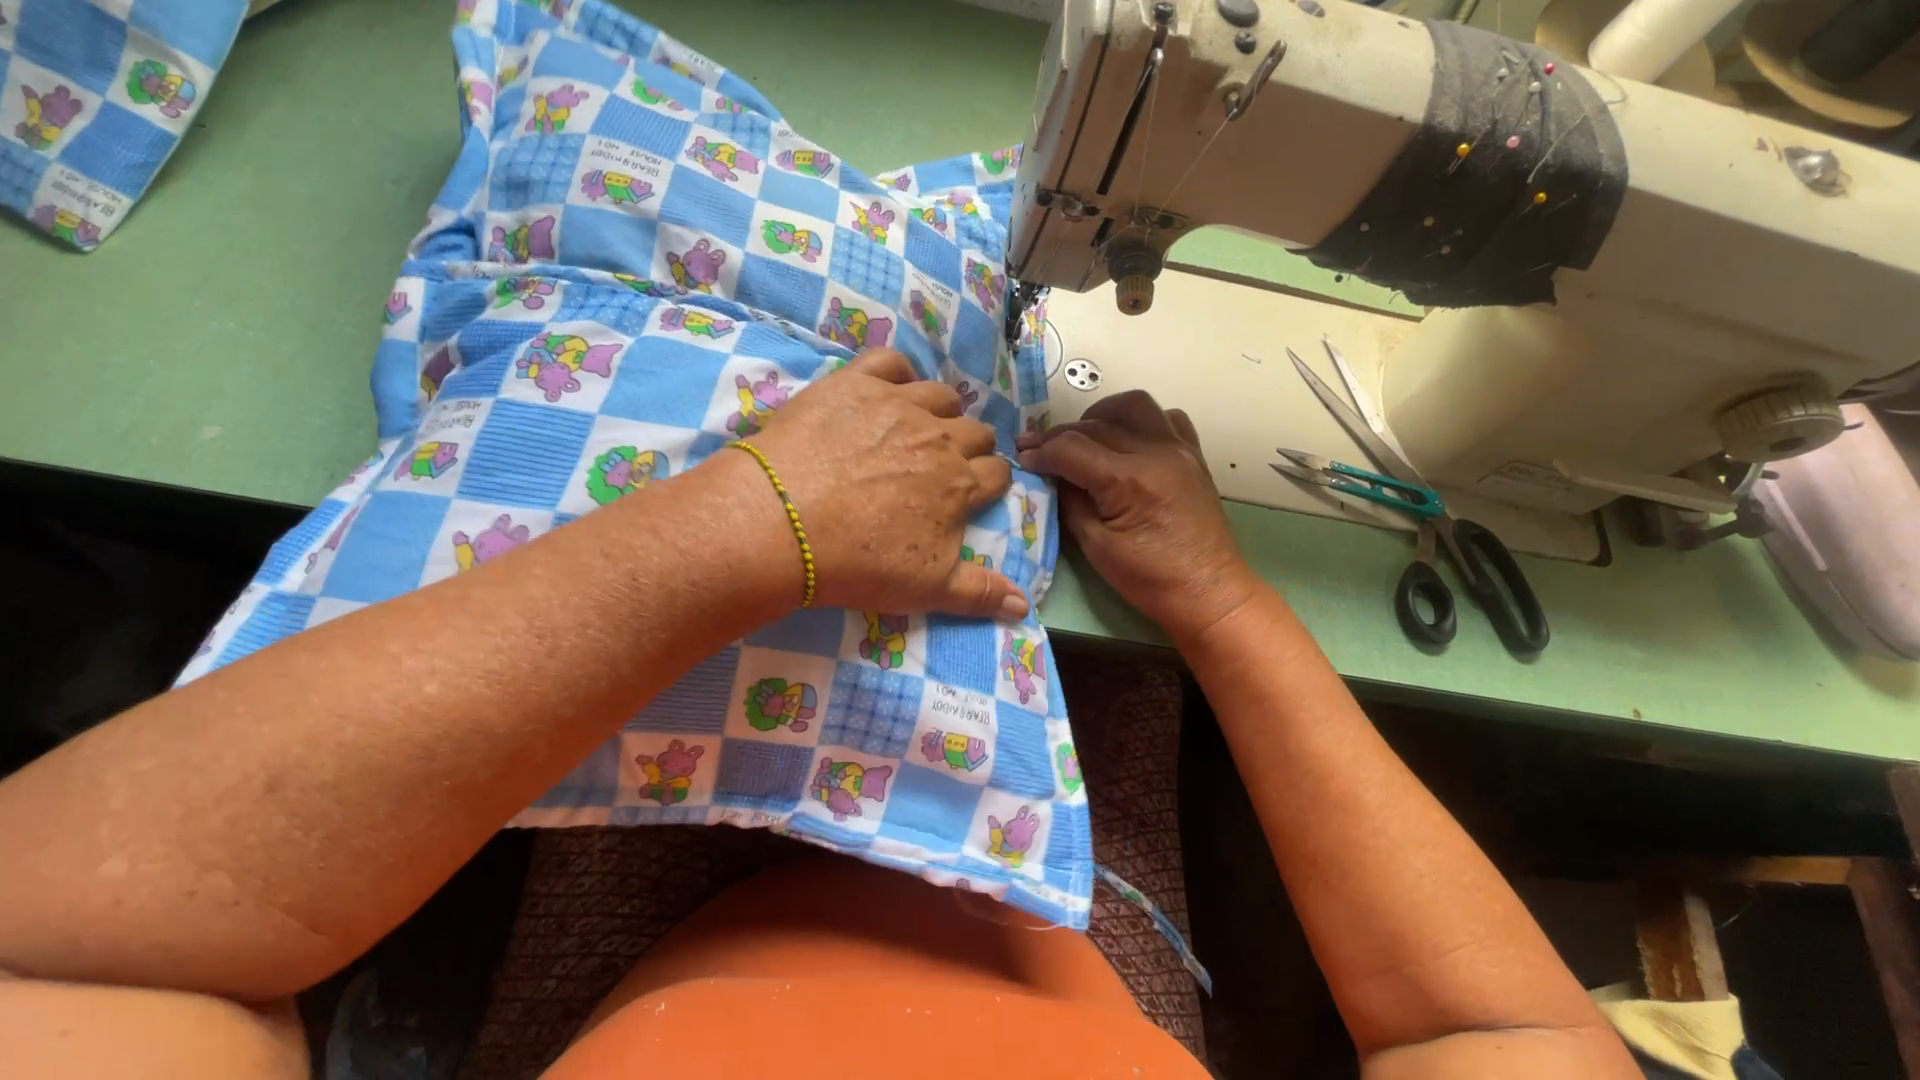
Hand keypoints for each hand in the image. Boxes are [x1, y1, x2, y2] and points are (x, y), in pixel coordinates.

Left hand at [746, 350, 1028, 618]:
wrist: (784, 524)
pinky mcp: (855, 384)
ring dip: (940, 410)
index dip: (988, 482)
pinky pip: (891, 361)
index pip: (996, 473)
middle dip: (968, 446)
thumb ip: (979, 593)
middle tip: (939, 465)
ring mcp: (898, 405)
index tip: (973, 490)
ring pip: (940, 395)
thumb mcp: (926, 589)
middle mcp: (939, 438)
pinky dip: (897, 372)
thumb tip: (1024, 607)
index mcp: (960, 485)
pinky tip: (888, 387)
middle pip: (974, 431)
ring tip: (918, 426)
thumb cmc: (859, 562)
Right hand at [1016, 390, 1258, 641]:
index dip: (1040, 452)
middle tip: (1036, 449)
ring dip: (1101, 415)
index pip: (1070, 448)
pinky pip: (1166, 418)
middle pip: (1095, 424)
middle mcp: (1155, 452)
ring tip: (1083, 436)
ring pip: (1133, 405)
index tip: (1021, 460)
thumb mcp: (1095, 546)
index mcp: (1128, 480)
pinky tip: (1127, 440)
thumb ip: (1071, 503)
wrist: (1207, 591)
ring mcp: (1179, 449)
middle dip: (1058, 435)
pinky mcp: (1193, 455)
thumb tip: (1053, 476)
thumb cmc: (1149, 579)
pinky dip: (1140, 421)